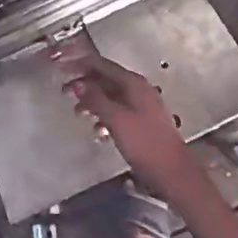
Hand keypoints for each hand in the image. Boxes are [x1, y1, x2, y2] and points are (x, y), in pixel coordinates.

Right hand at [54, 47, 197, 192]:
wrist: (174, 174)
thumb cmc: (145, 144)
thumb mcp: (116, 120)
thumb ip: (96, 99)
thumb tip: (78, 84)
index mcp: (133, 83)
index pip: (101, 65)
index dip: (80, 64)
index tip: (62, 68)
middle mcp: (138, 89)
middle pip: (105, 78)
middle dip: (84, 84)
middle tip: (63, 91)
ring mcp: (142, 105)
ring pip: (111, 96)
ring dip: (93, 101)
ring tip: (77, 112)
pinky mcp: (143, 122)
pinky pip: (118, 110)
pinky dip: (105, 115)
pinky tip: (98, 130)